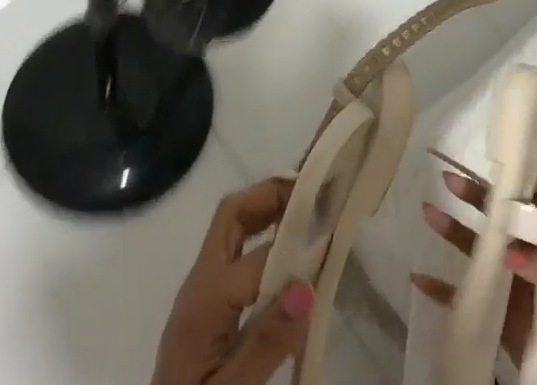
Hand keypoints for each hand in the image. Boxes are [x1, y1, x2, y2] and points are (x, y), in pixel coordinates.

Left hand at [151, 178, 315, 384]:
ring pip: (231, 228)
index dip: (298, 239)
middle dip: (271, 195)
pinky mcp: (206, 303)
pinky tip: (290, 250)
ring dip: (267, 209)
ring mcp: (200, 289)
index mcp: (206, 297)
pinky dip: (263, 235)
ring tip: (310, 209)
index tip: (337, 224)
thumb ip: (267, 342)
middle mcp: (200, 281)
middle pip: (231, 215)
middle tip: (316, 193)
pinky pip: (234, 252)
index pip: (260, 256)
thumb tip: (306, 287)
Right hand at [411, 168, 536, 384]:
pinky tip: (419, 278)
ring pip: (481, 253)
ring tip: (427, 212)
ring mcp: (515, 291)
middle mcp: (534, 264)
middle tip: (449, 181)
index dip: (524, 183)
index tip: (500, 163)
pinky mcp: (499, 320)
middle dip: (478, 200)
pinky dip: (442, 288)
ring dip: (455, 232)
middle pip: (504, 223)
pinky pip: (466, 298)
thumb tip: (507, 247)